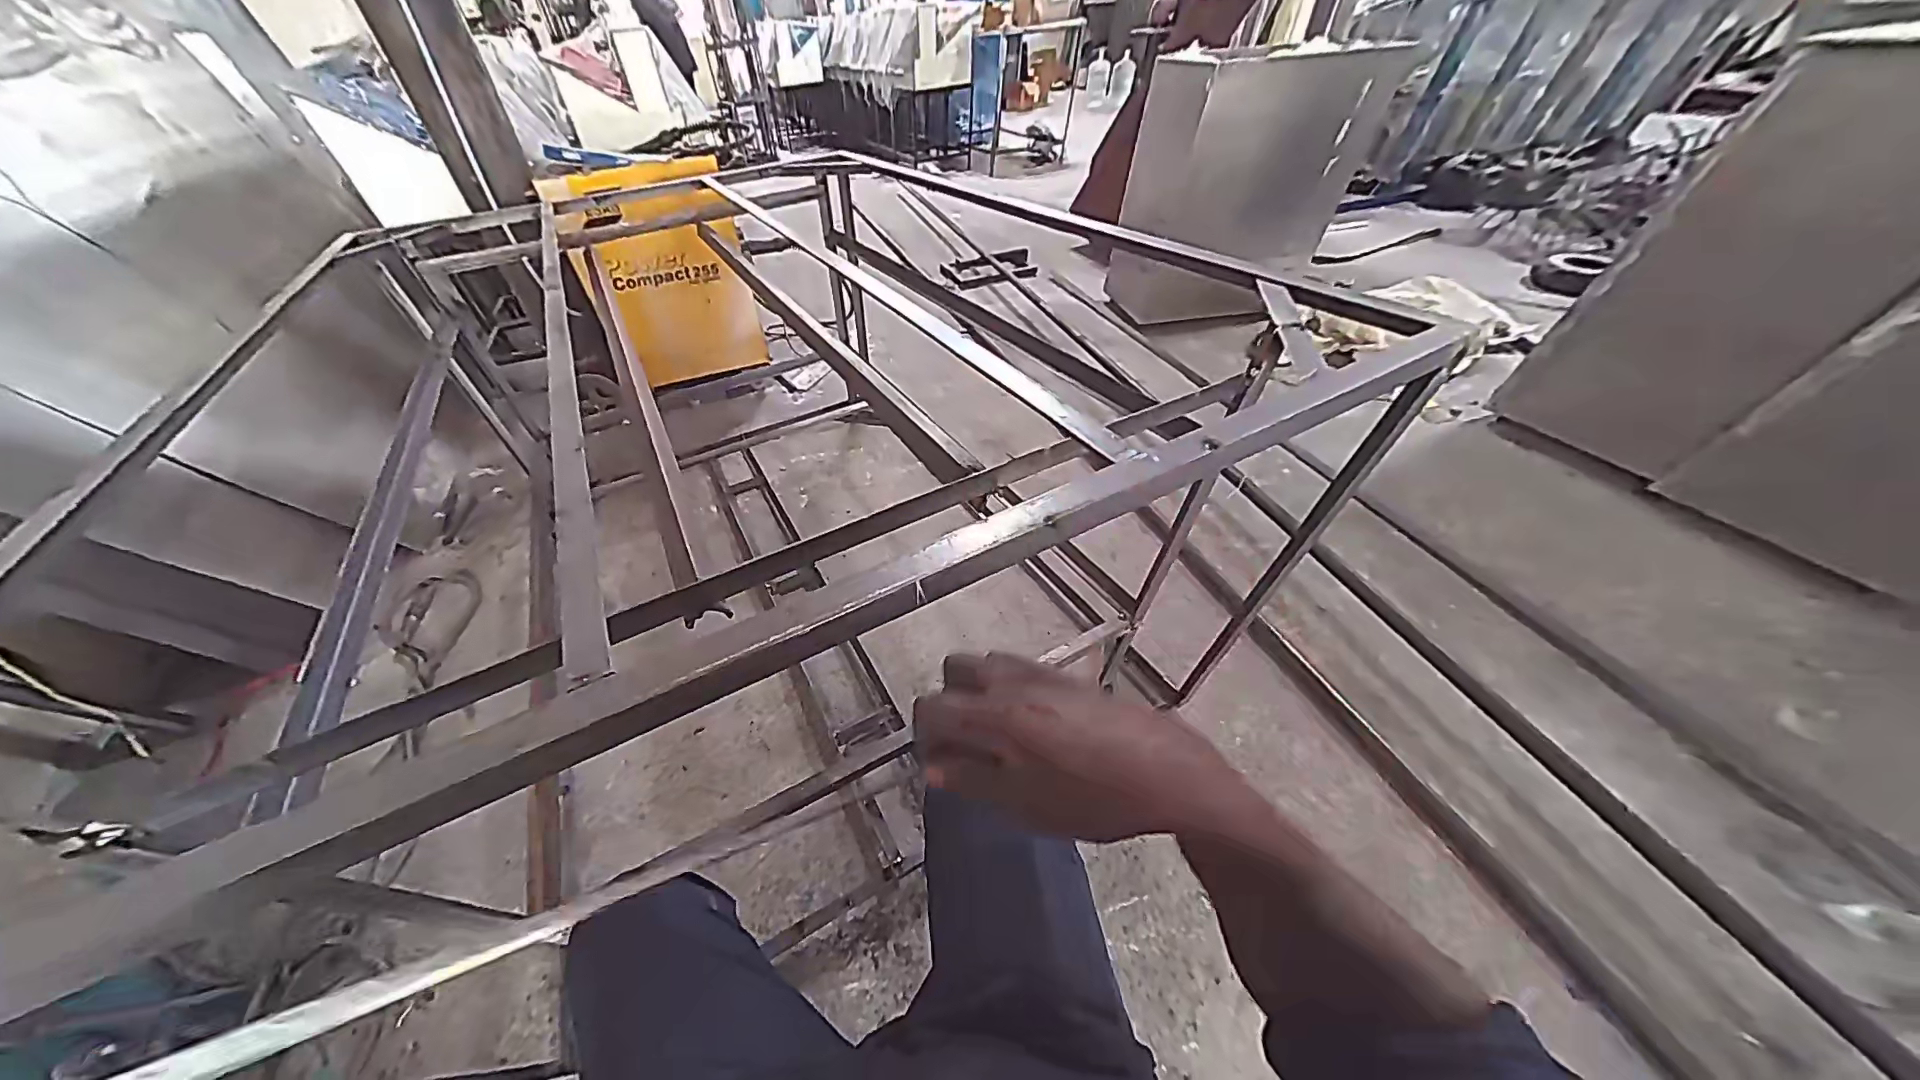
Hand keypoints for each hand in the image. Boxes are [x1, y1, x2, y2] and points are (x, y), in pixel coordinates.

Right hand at [913, 652, 1262, 841]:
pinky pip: (1022, 670)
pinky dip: (1010, 688)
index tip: (940, 761)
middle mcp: (1015, 681)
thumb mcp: (1026, 804)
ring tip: (999, 735)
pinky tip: (1035, 727)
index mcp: (997, 715)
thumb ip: (972, 781)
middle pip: (956, 668)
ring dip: (979, 690)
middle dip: (949, 699)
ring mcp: (1046, 673)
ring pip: (990, 665)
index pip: (933, 706)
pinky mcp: (1071, 677)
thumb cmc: (1095, 799)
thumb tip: (933, 767)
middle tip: (965, 741)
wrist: (1168, 774)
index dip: (925, 734)